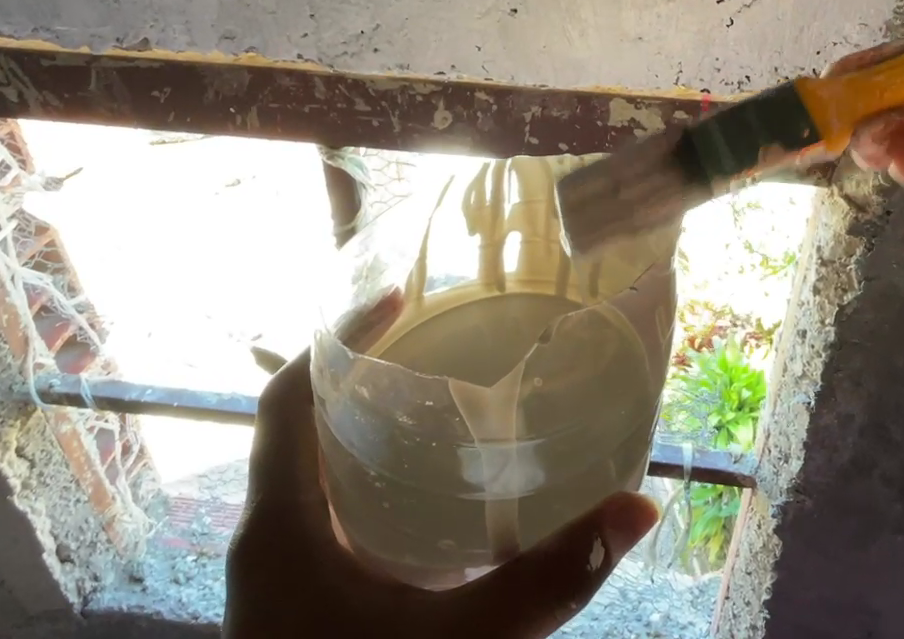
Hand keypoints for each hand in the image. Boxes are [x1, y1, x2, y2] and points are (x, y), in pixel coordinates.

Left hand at [225, 298, 658, 638]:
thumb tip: (638, 506)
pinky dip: (368, 480)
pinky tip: (429, 493)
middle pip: (300, 425)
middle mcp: (265, 540)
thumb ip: (548, 578)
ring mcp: (278, 576)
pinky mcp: (298, 603)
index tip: (398, 300)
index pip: (285, 398)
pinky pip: (327, 511)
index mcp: (278, 528)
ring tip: (437, 399)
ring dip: (363, 428)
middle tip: (434, 342)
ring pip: (313, 471)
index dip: (337, 339)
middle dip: (360, 375)